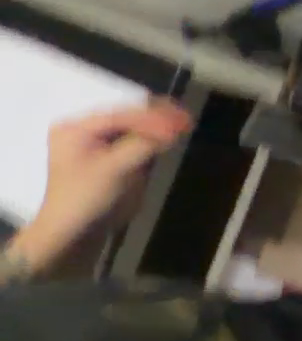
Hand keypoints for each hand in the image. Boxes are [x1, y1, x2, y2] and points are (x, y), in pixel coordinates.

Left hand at [17, 101, 192, 267]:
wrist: (78, 225)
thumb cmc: (87, 195)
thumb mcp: (114, 169)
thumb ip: (142, 145)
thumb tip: (173, 128)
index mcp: (75, 129)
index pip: (120, 115)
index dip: (152, 117)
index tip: (183, 122)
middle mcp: (86, 129)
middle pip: (128, 115)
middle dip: (158, 116)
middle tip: (187, 119)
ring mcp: (101, 142)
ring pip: (135, 125)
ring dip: (160, 124)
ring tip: (186, 124)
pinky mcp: (116, 154)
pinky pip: (139, 137)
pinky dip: (158, 135)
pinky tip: (175, 134)